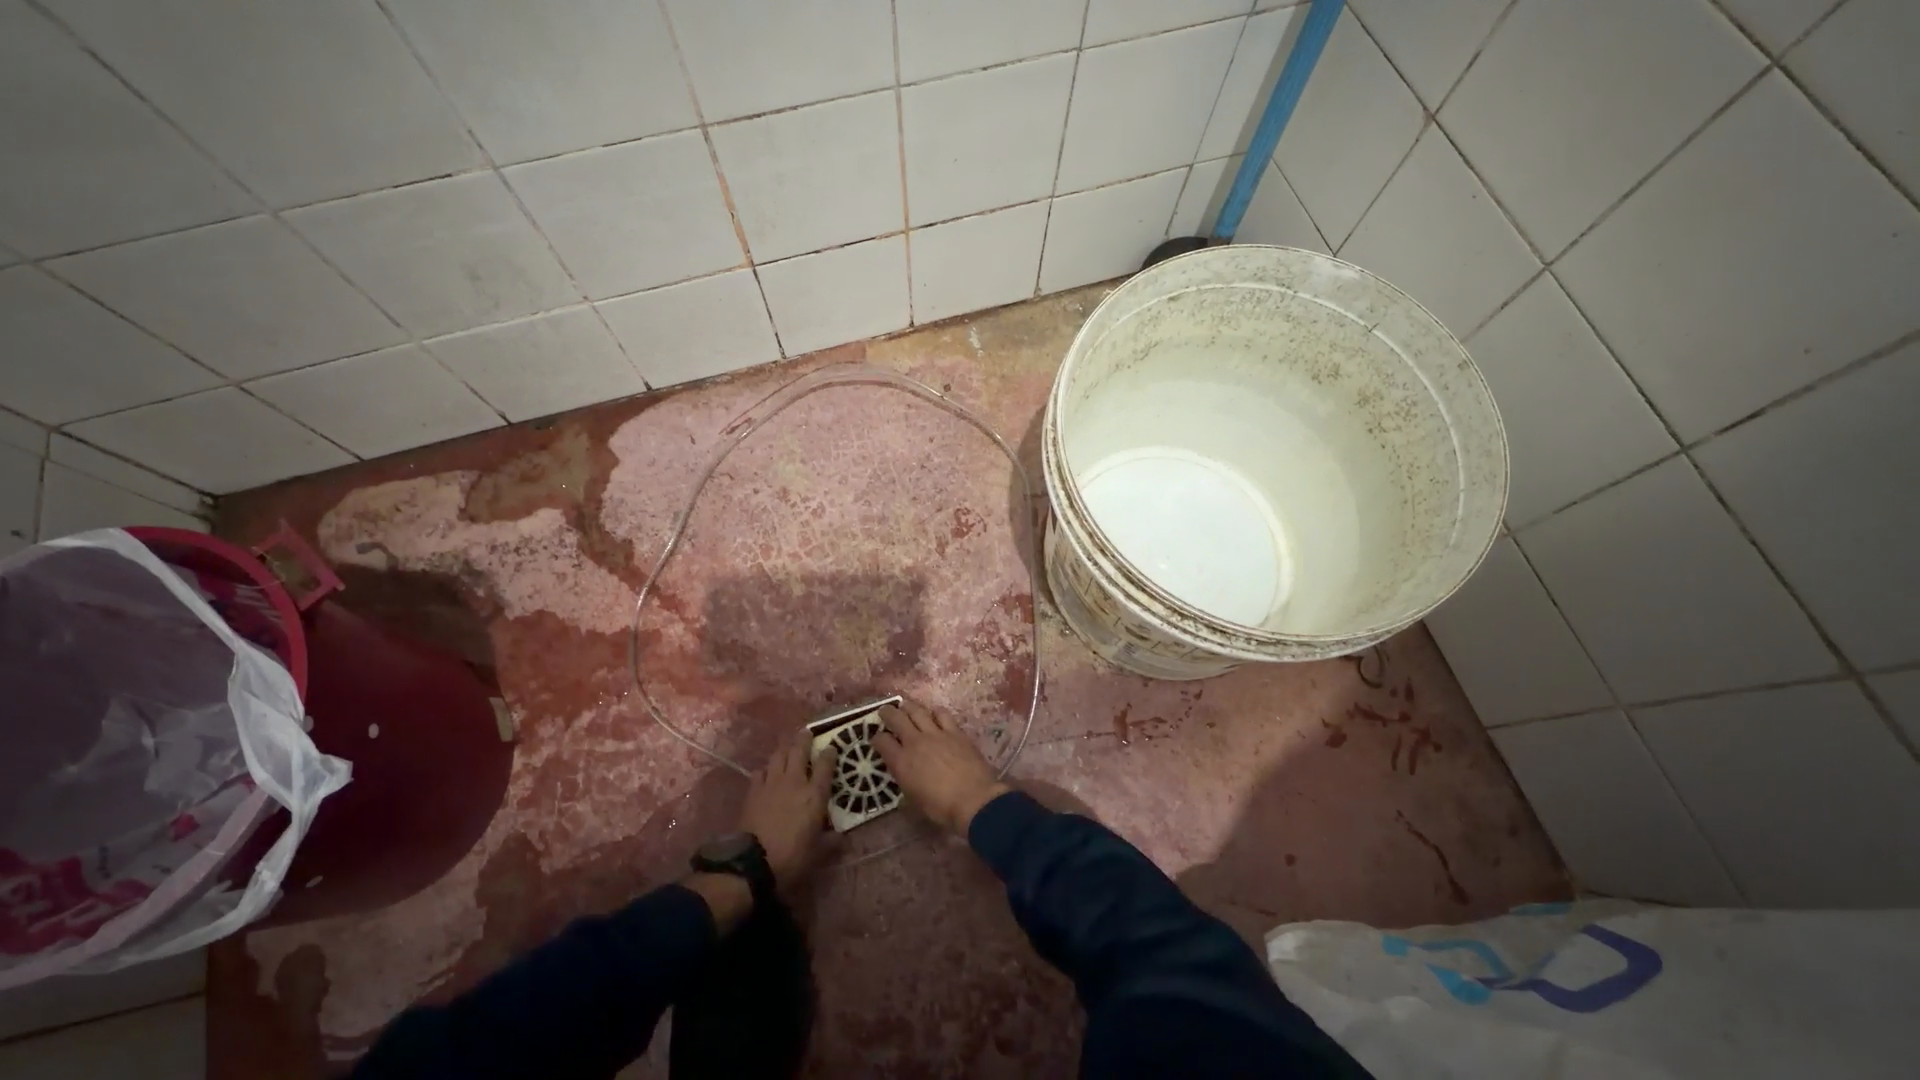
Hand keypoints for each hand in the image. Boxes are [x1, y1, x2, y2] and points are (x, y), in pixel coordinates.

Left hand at [737, 728, 836, 888]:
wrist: (753, 861)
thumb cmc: (792, 856)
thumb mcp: (818, 853)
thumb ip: (832, 842)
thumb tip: (843, 838)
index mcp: (814, 795)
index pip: (826, 766)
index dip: (830, 754)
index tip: (832, 747)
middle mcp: (794, 782)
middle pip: (799, 751)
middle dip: (804, 739)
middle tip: (807, 732)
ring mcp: (771, 784)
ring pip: (779, 756)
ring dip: (785, 748)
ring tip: (788, 745)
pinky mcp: (753, 791)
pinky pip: (761, 772)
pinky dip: (766, 769)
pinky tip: (767, 772)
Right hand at [872, 698, 1008, 835]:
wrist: (973, 800)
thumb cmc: (941, 808)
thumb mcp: (913, 800)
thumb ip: (904, 780)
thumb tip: (902, 773)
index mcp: (901, 762)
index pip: (882, 741)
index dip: (877, 738)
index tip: (877, 739)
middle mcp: (914, 742)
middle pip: (896, 718)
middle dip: (887, 712)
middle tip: (885, 711)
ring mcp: (936, 734)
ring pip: (917, 711)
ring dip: (909, 707)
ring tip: (905, 706)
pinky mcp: (955, 732)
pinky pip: (942, 714)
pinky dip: (935, 712)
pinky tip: (934, 714)